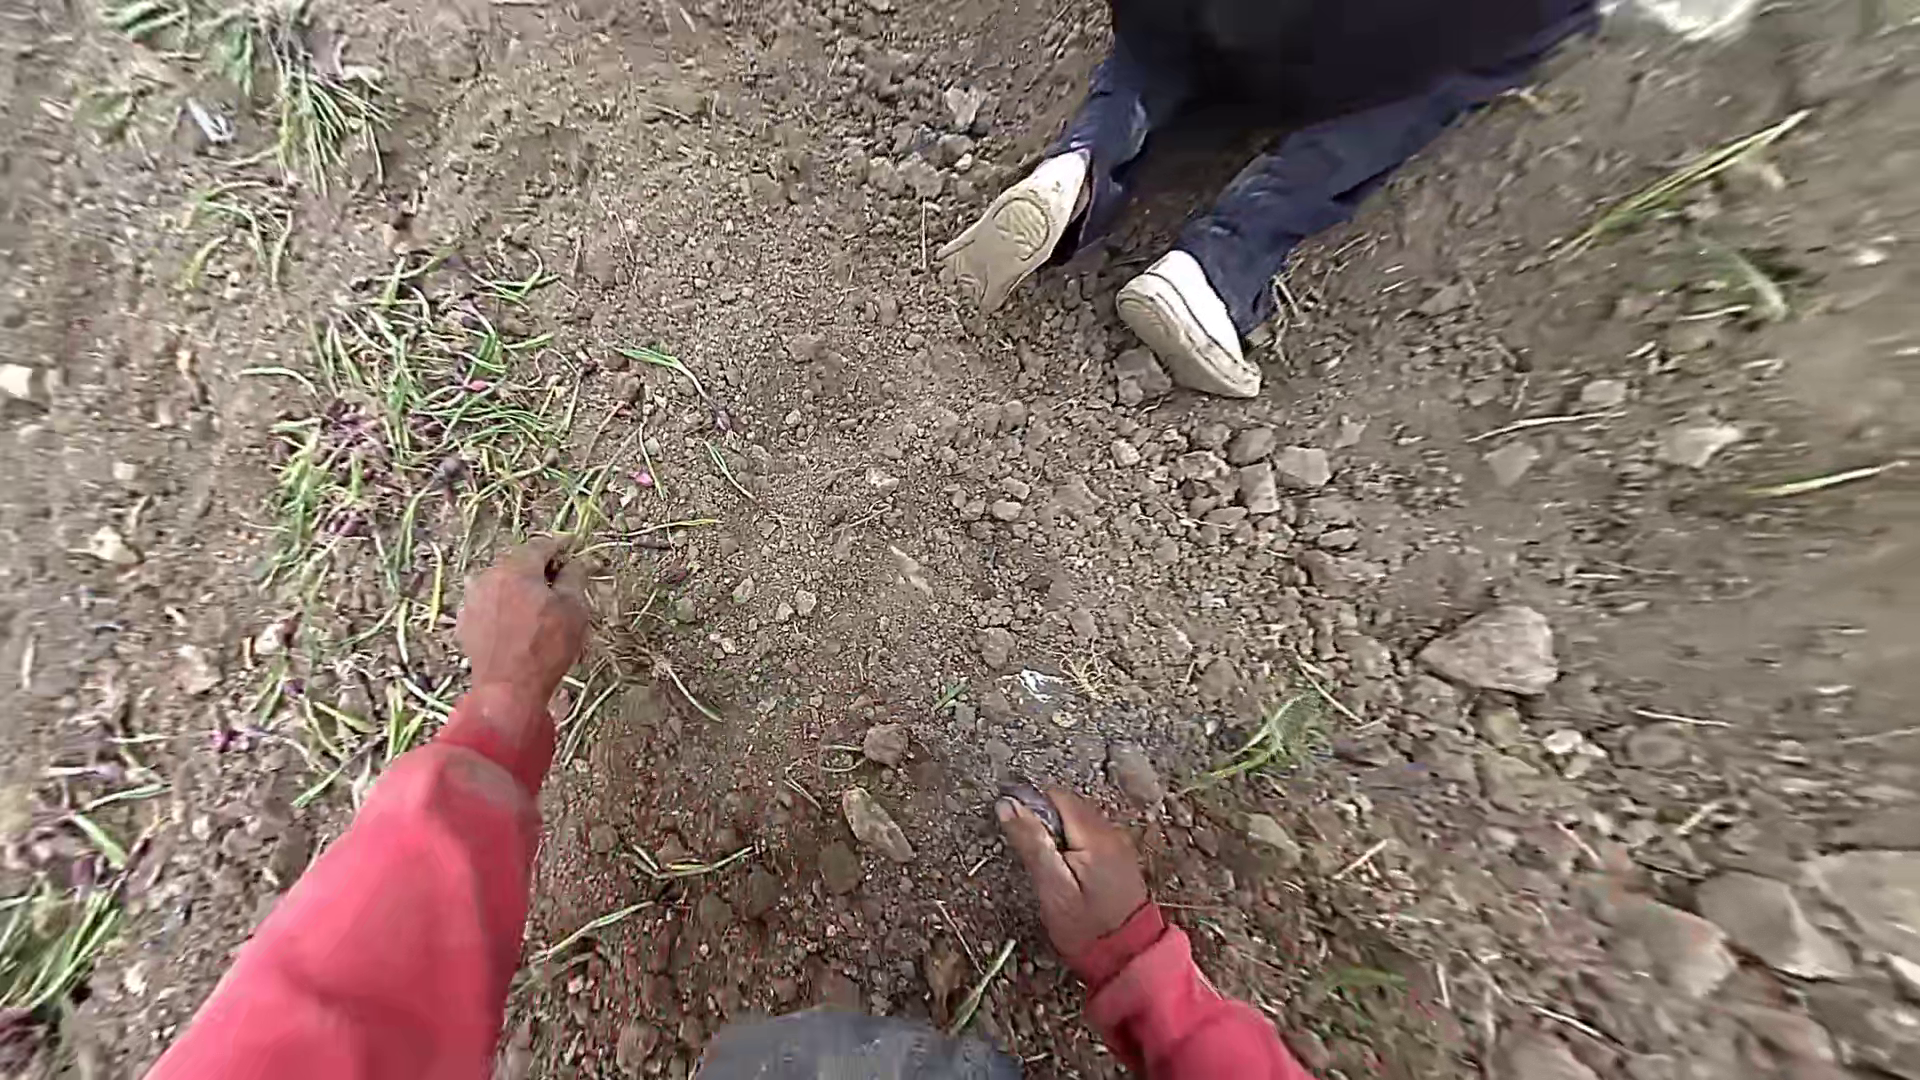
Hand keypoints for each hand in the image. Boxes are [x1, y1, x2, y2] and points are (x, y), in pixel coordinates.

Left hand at [456, 537, 587, 705]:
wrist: (509, 688)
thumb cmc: (547, 645)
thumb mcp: (574, 607)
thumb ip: (575, 576)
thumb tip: (578, 562)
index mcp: (514, 570)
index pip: (540, 545)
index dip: (561, 545)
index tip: (575, 546)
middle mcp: (486, 579)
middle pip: (519, 563)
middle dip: (542, 568)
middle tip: (565, 579)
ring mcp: (472, 602)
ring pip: (504, 583)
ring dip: (524, 587)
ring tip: (546, 603)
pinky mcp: (465, 624)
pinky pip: (492, 603)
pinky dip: (509, 605)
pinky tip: (525, 621)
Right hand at [996, 786, 1148, 963]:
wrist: (1130, 961)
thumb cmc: (1086, 928)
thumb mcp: (1052, 888)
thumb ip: (1031, 842)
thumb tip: (1007, 804)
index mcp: (1093, 834)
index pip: (1055, 796)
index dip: (1032, 808)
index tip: (1021, 833)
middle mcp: (1110, 831)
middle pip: (1067, 805)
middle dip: (1046, 822)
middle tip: (1037, 857)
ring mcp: (1118, 842)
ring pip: (1077, 818)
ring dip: (1059, 832)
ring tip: (1051, 868)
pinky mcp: (1120, 855)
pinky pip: (1089, 834)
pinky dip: (1073, 843)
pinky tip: (1069, 871)